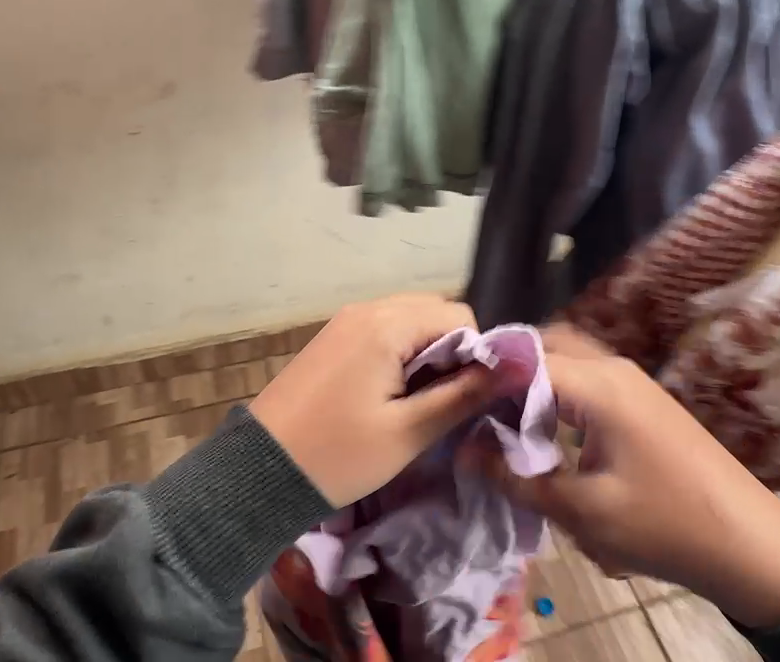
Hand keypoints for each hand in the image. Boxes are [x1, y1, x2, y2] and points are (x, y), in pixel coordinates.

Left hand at [249, 293, 496, 506]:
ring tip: (417, 403)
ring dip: (426, 353)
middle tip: (442, 402)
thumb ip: (463, 394)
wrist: (260, 469)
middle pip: (434, 311)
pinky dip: (400, 353)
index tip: (468, 397)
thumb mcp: (408, 432)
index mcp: (387, 324)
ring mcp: (346, 320)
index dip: (476, 353)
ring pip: (410, 320)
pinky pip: (384, 330)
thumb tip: (518, 365)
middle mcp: (367, 309)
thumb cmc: (339, 455)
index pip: (459, 315)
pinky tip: (391, 394)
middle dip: (452, 351)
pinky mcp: (334, 336)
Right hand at [473, 325, 779, 629]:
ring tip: (507, 421)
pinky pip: (587, 377)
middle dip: (508, 372)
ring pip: (567, 358)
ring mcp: (632, 380)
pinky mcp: (642, 399)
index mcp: (598, 385)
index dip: (484, 379)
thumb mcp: (582, 511)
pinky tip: (549, 431)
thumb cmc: (664, 525)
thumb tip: (464, 451)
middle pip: (544, 345)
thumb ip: (516, 478)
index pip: (522, 360)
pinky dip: (559, 391)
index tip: (455, 405)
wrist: (752, 546)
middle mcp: (613, 367)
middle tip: (479, 409)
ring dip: (535, 380)